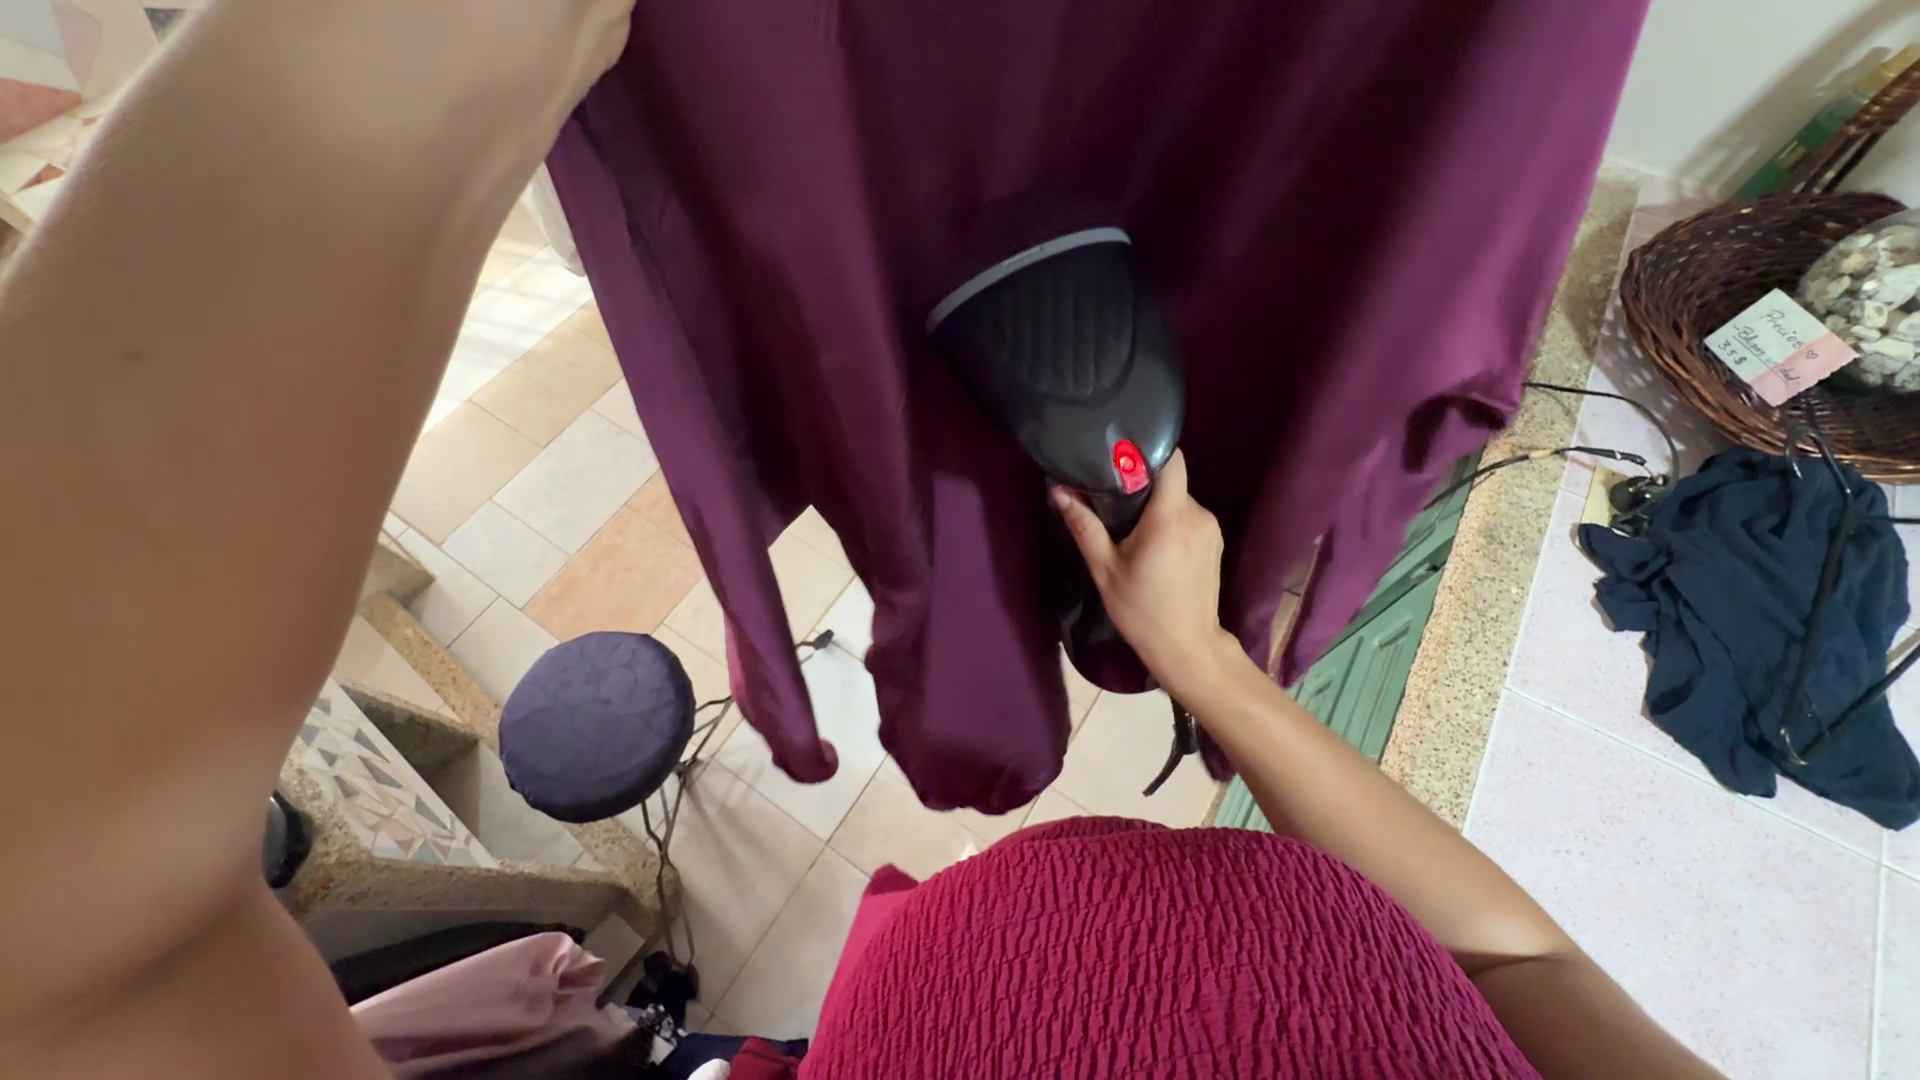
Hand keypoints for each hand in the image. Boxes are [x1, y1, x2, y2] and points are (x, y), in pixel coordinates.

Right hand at [1052, 450, 1240, 695]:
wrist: (1187, 647)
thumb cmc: (1142, 611)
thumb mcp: (1104, 569)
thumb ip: (1084, 525)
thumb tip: (1058, 491)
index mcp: (1170, 517)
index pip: (1170, 460)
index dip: (1146, 450)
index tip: (1119, 456)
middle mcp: (1196, 514)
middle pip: (1169, 480)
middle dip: (1142, 485)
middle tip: (1110, 498)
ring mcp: (1210, 527)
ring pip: (1178, 498)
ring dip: (1154, 505)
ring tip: (1128, 525)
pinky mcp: (1214, 540)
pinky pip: (1187, 516)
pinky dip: (1168, 520)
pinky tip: (1151, 543)